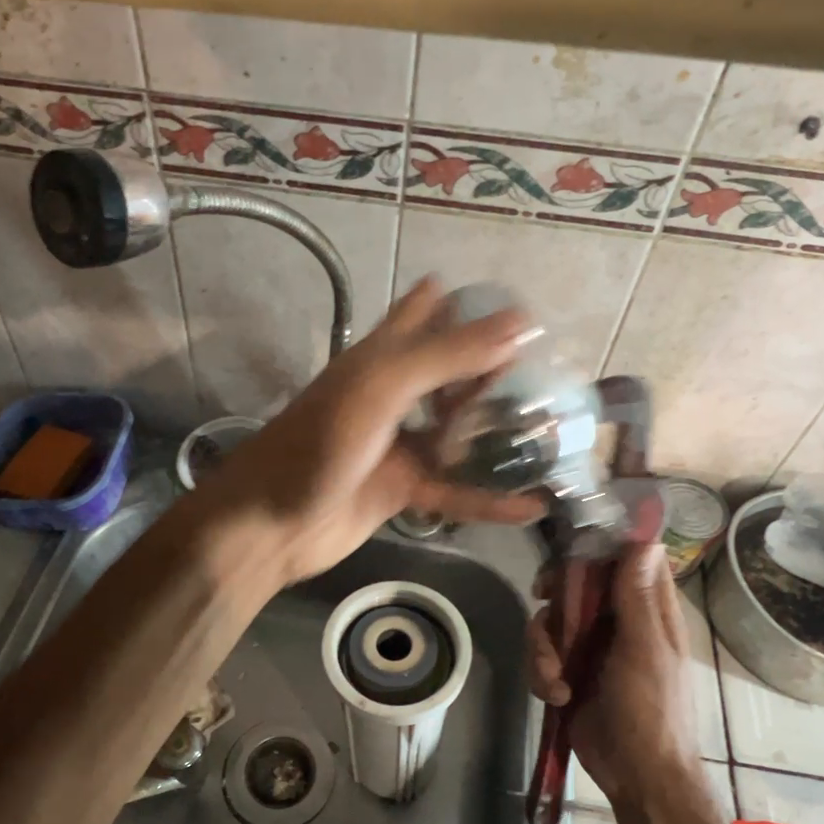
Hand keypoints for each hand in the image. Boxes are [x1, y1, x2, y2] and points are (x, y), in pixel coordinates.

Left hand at [193, 276, 547, 583]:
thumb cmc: (321, 444)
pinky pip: (455, 491)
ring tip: (552, 429)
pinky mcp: (401, 490)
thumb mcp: (382, 387)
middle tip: (549, 367)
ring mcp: (397, 445)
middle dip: (492, 366)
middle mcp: (391, 396)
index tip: (510, 299)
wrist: (271, 524)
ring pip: (458, 432)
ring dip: (497, 432)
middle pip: (449, 373)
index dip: (459, 301)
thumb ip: (447, 355)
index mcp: (378, 359)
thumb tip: (521, 323)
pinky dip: (489, 499)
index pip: (421, 314)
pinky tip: (531, 504)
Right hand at [527, 543, 698, 801]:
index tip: (572, 547)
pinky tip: (556, 697)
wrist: (637, 776)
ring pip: (552, 620)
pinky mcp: (568, 671)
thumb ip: (638, 596)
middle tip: (541, 596)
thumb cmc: (652, 711)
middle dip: (556, 595)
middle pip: (578, 584)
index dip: (599, 547)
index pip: (626, 558)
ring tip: (554, 681)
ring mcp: (591, 646)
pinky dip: (541, 673)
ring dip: (544, 648)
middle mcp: (619, 620)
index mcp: (649, 609)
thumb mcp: (645, 650)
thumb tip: (643, 539)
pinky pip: (542, 654)